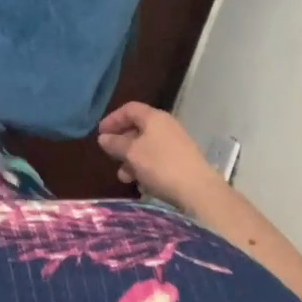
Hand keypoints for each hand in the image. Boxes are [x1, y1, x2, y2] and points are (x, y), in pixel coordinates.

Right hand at [97, 102, 222, 211]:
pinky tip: (142, 184)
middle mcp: (167, 126)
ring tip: (124, 177)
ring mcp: (178, 144)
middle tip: (111, 157)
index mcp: (154, 117)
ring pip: (148, 147)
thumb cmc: (161, 166)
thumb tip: (103, 138)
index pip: (129, 109)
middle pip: (138, 128)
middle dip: (122, 144)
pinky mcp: (184, 162)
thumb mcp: (132, 153)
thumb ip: (115, 144)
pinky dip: (146, 167)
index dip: (112, 119)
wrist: (201, 192)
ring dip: (132, 159)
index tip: (100, 134)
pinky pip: (159, 159)